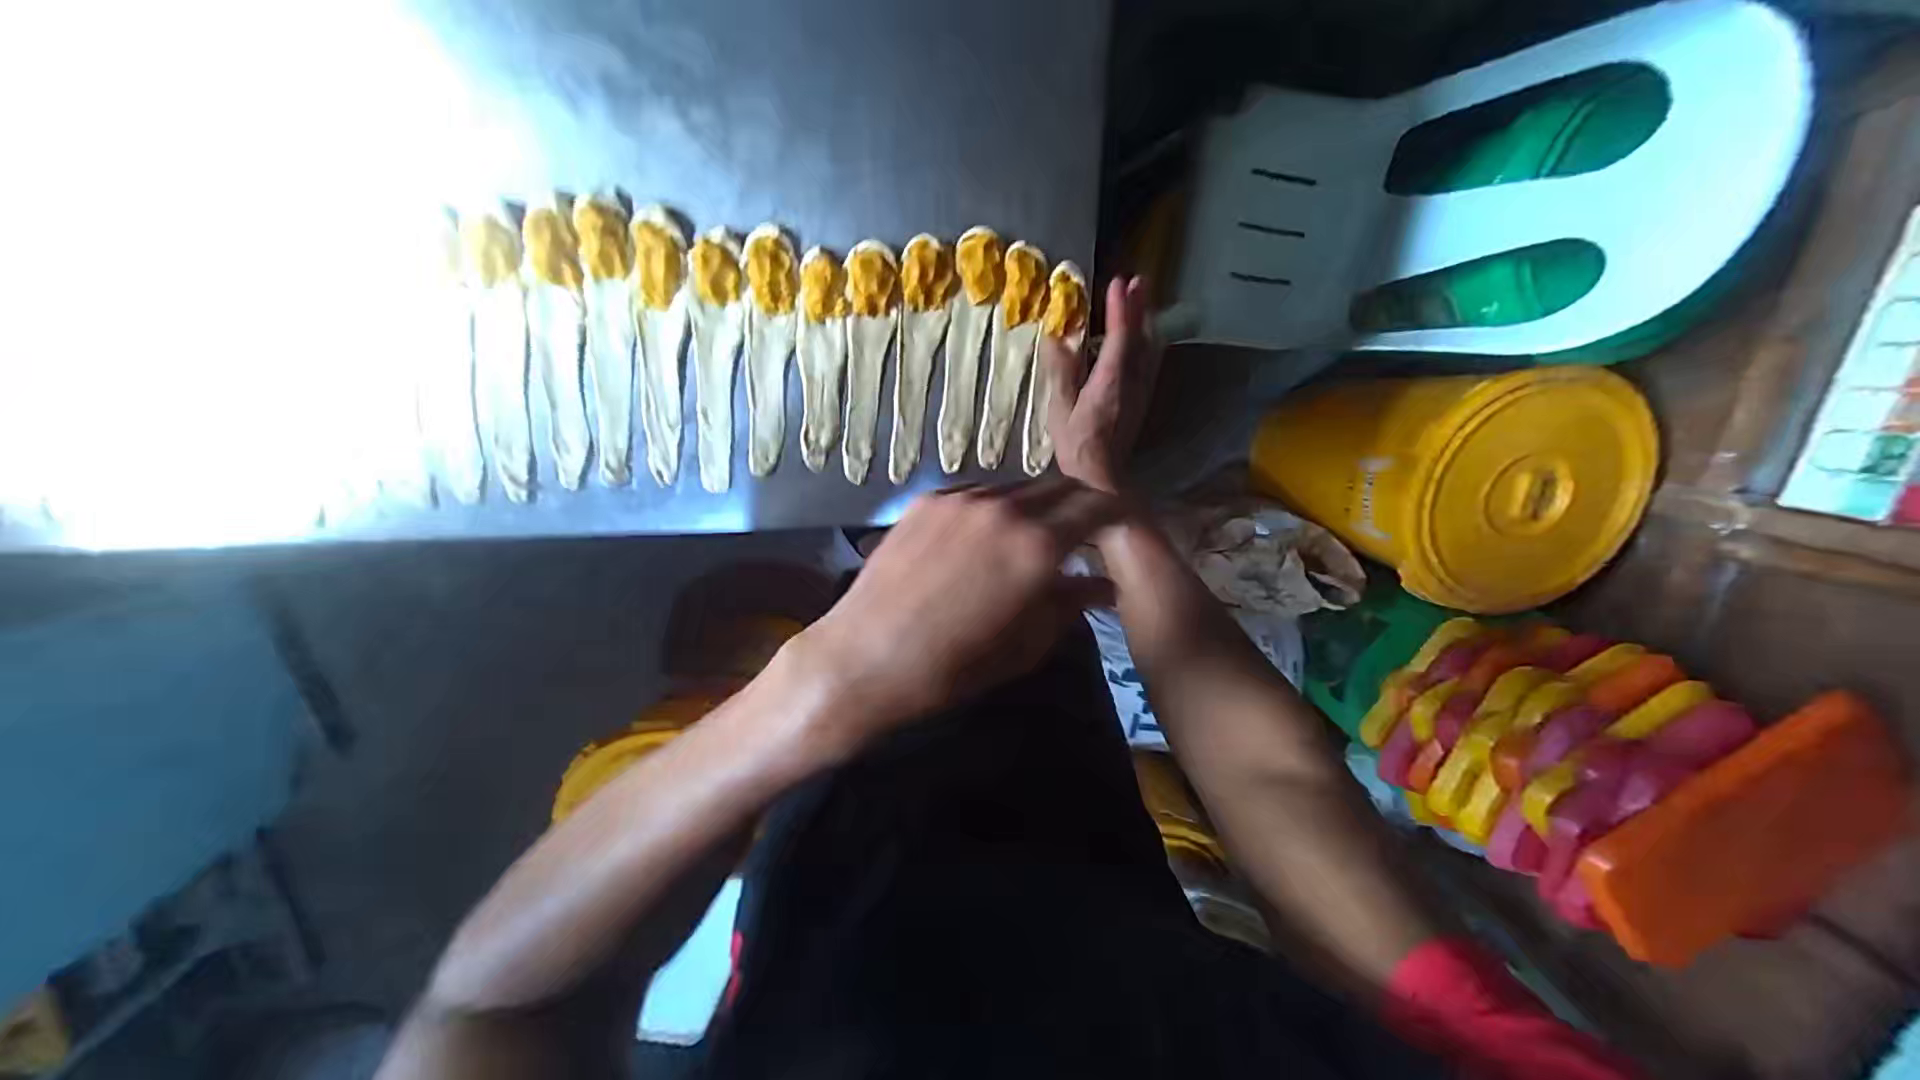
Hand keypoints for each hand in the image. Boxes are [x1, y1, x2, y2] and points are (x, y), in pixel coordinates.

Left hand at [788, 480, 1122, 752]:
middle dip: (1078, 504)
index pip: (1096, 506)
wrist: (863, 658)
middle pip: (1058, 486)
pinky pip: (977, 494)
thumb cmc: (952, 668)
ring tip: (1030, 538)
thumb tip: (1102, 585)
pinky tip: (983, 539)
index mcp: (1036, 546)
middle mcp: (1002, 509)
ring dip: (1035, 506)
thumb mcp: (1024, 646)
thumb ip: (1069, 605)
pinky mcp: (926, 502)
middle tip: (1082, 532)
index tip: (1118, 528)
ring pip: (1016, 488)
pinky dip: (995, 509)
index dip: (1115, 514)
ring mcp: (960, 499)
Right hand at [1044, 275, 1161, 494]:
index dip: (1119, 310)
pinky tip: (1145, 332)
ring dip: (1146, 319)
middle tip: (1137, 279)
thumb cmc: (1075, 445)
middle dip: (1139, 307)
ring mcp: (1141, 390)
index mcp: (1110, 383)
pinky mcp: (1142, 398)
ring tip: (1142, 296)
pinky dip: (1148, 339)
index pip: (1119, 338)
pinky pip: (1150, 360)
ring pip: (1150, 347)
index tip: (1117, 283)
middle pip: (1141, 337)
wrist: (1100, 477)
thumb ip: (1061, 371)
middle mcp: (1132, 382)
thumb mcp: (1058, 409)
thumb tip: (1058, 337)